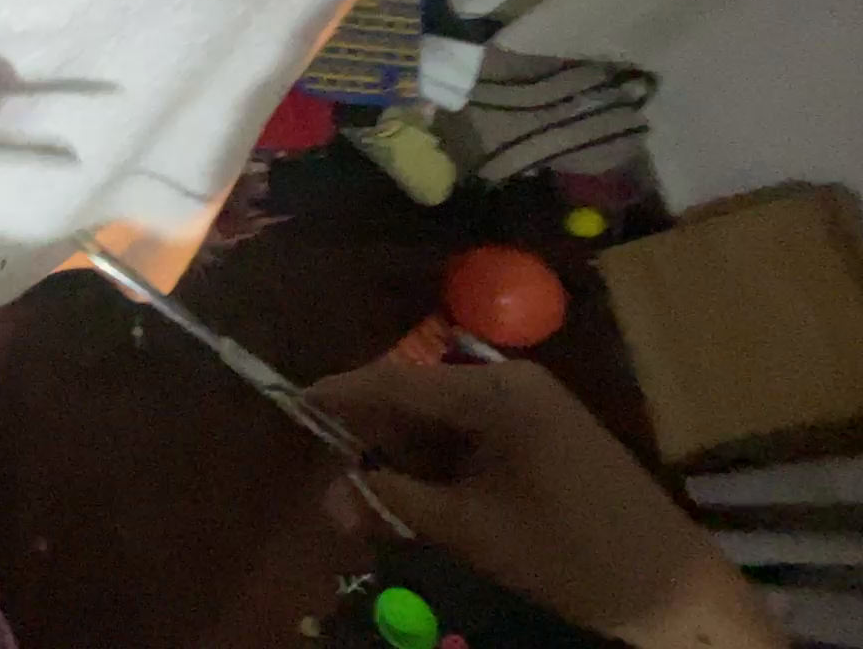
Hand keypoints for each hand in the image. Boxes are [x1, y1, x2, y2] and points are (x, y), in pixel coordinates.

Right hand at [309, 361, 781, 648]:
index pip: (396, 381)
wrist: (690, 601)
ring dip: (399, 451)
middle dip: (370, 434)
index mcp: (496, 393)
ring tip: (373, 490)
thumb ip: (393, 504)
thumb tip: (328, 500)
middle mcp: (507, 381)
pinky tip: (418, 489)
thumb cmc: (577, 557)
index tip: (293, 402)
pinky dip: (432, 458)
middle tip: (335, 469)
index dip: (340, 393)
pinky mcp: (534, 426)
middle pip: (412, 395)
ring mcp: (524, 402)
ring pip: (433, 415)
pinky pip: (462, 430)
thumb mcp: (473, 531)